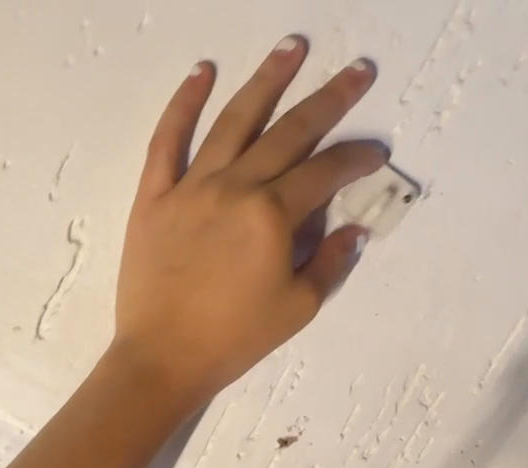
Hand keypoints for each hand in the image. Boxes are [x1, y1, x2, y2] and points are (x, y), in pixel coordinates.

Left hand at [111, 36, 386, 408]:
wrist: (161, 359)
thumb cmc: (232, 340)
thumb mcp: (296, 309)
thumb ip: (330, 263)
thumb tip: (353, 228)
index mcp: (272, 215)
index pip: (326, 172)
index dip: (356, 158)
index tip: (374, 153)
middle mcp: (234, 187)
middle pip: (289, 131)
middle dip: (330, 99)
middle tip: (357, 70)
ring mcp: (190, 188)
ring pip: (233, 121)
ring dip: (266, 80)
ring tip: (291, 48)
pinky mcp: (153, 198)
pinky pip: (166, 142)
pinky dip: (182, 104)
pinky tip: (202, 73)